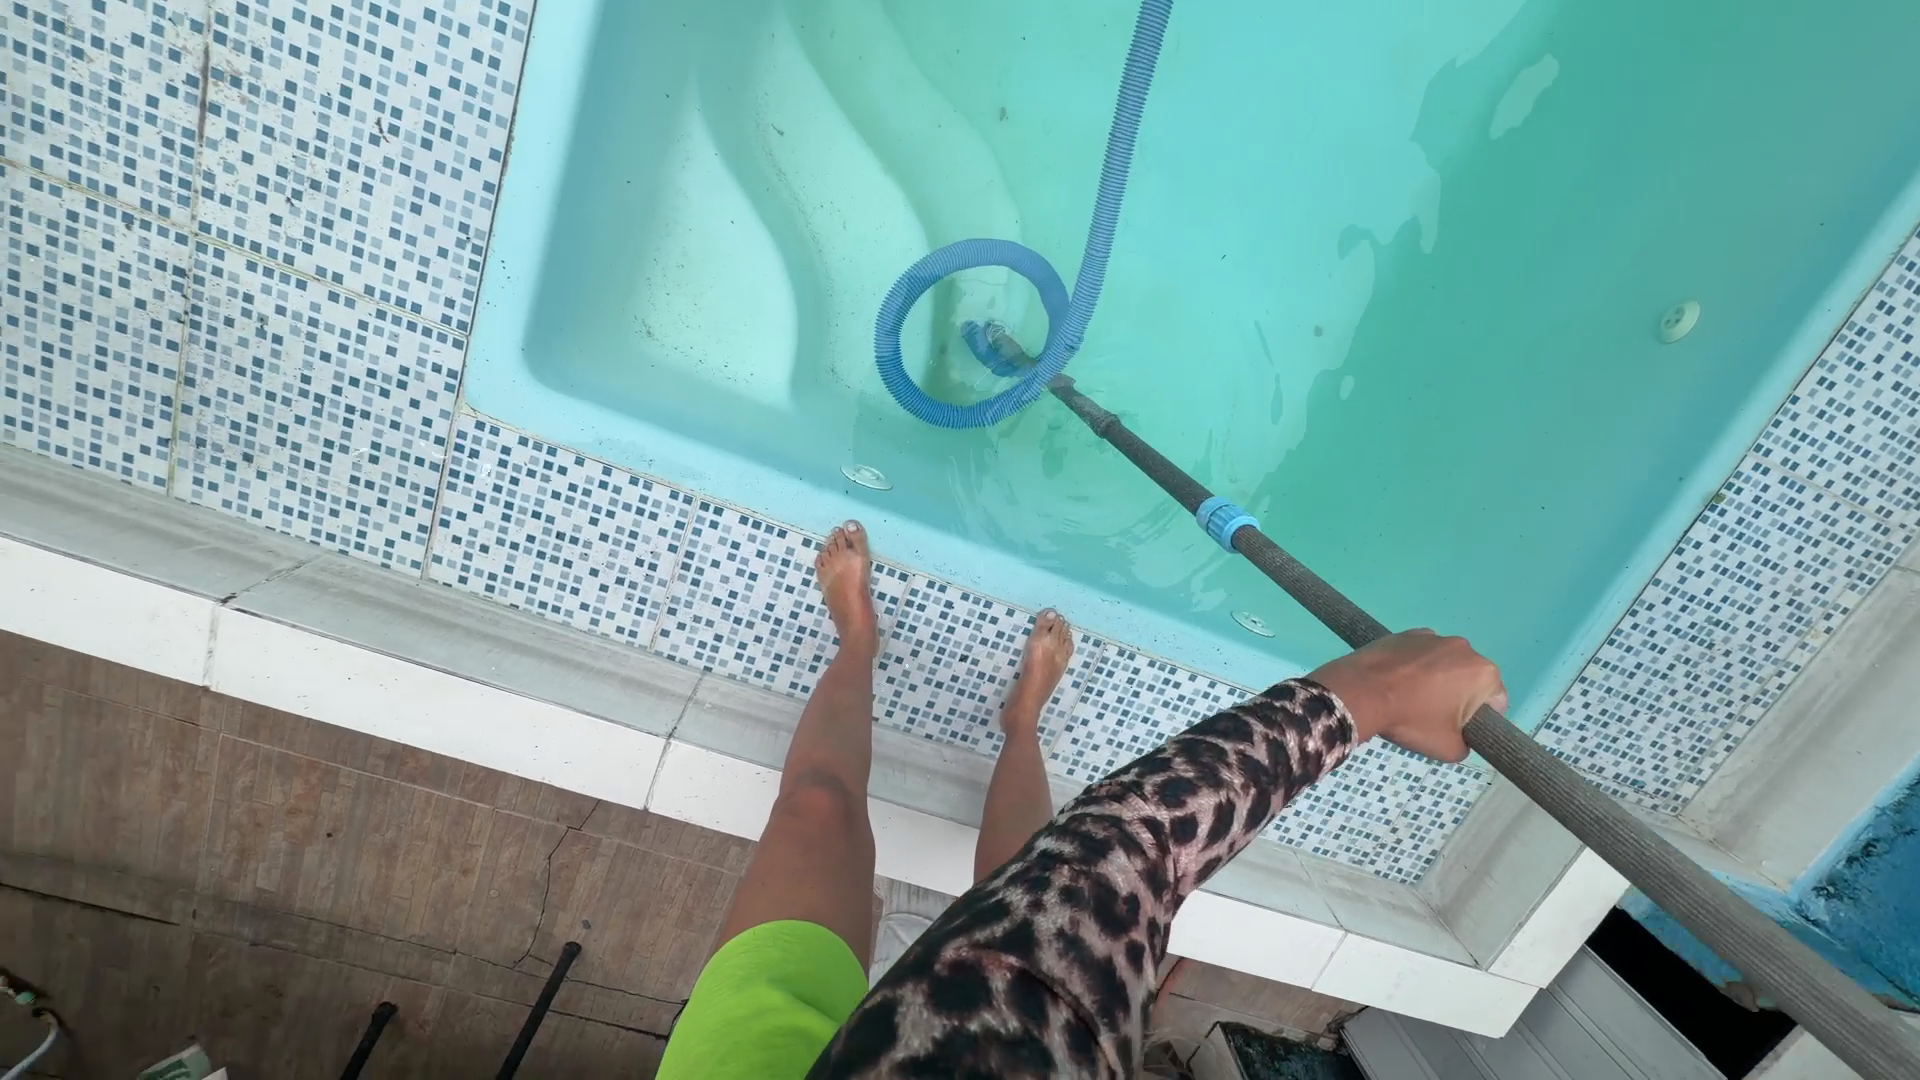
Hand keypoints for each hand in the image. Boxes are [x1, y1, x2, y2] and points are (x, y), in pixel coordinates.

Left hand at [1306, 630, 1506, 762]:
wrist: (1358, 693)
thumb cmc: (1411, 720)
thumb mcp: (1451, 749)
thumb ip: (1468, 743)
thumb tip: (1460, 735)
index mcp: (1484, 672)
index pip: (1495, 702)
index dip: (1480, 720)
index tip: (1458, 728)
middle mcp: (1463, 647)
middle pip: (1468, 678)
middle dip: (1457, 696)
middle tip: (1431, 714)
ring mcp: (1429, 636)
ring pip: (1442, 664)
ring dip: (1433, 678)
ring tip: (1408, 697)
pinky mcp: (1401, 633)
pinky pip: (1415, 654)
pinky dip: (1410, 665)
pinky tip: (1393, 681)